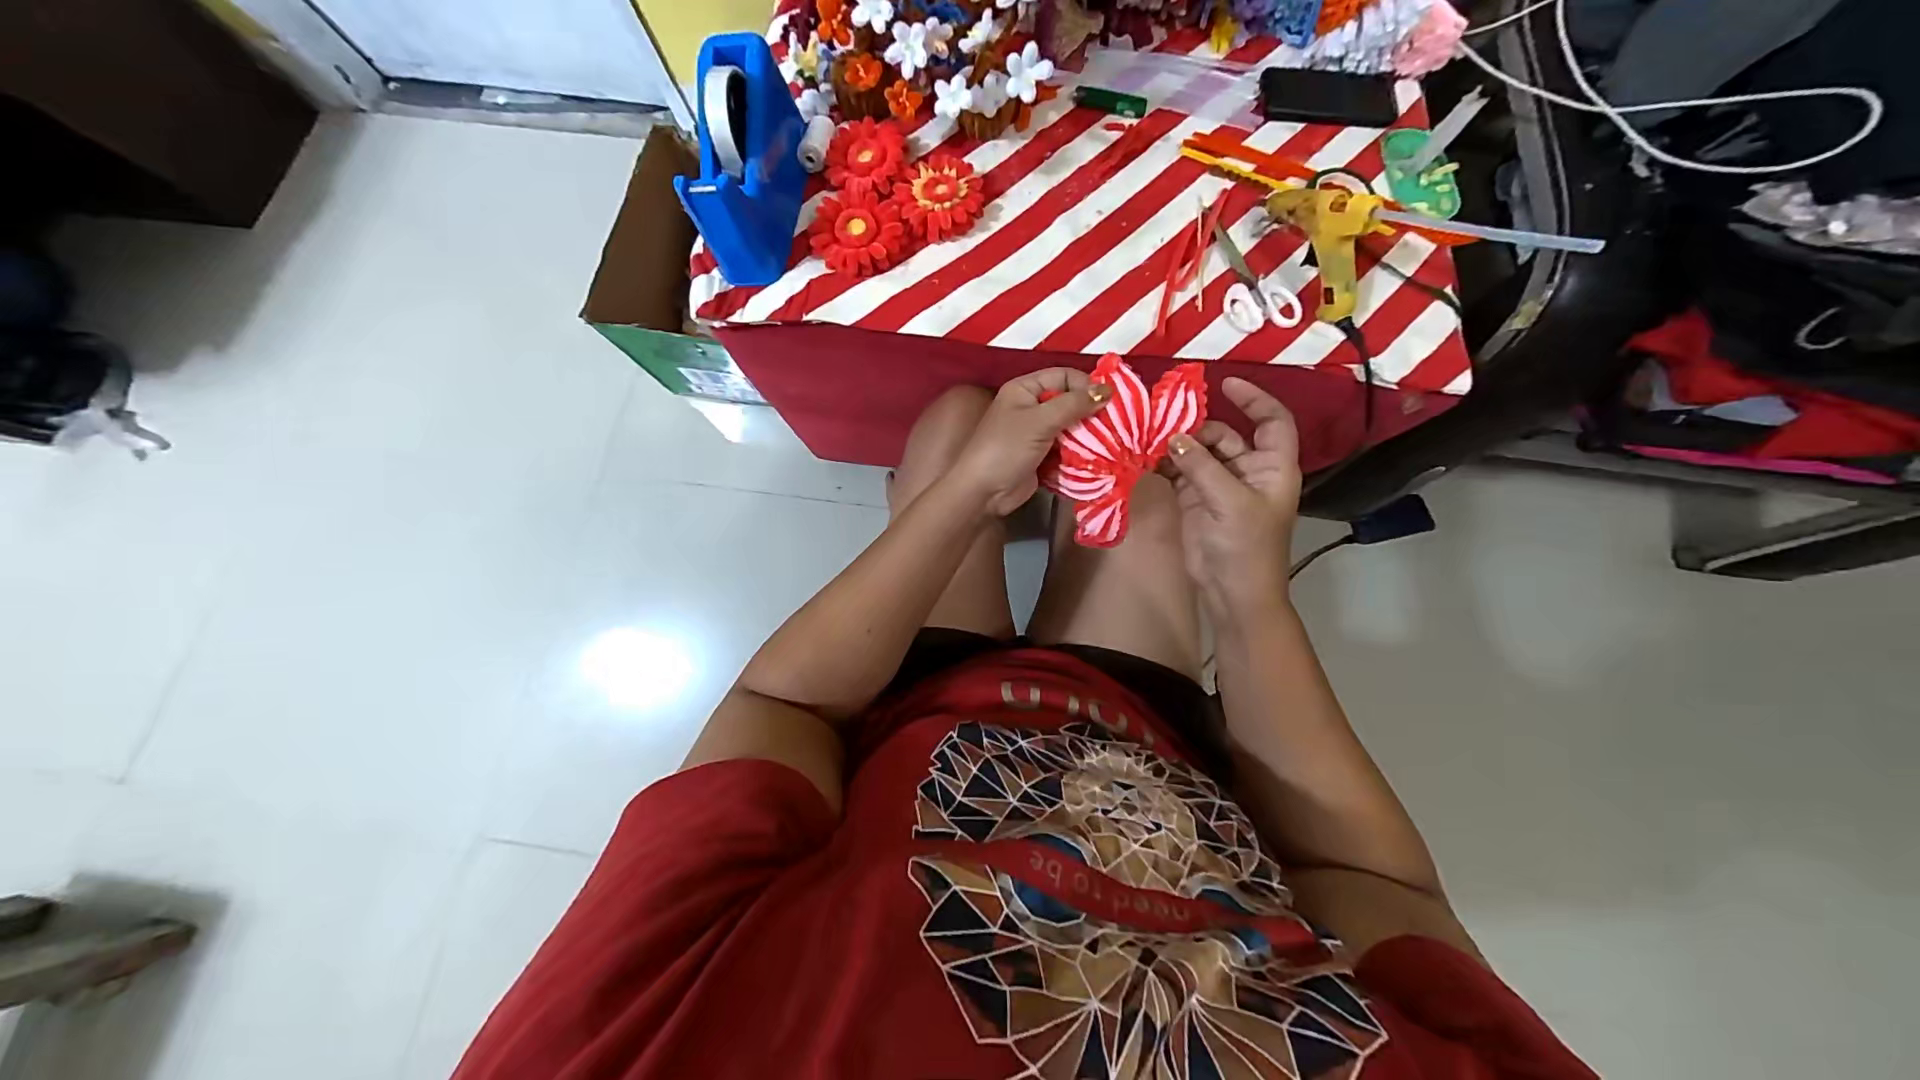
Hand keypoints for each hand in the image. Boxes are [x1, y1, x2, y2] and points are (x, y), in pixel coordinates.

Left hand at [948, 368, 1112, 516]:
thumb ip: (1073, 404)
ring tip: (1111, 441)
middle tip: (1115, 422)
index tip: (1108, 400)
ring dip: (1089, 435)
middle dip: (1090, 412)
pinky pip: (1067, 449)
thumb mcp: (1040, 421)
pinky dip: (1081, 452)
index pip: (1063, 376)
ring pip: (1071, 427)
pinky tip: (1098, 457)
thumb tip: (1106, 390)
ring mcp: (1036, 433)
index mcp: (1024, 389)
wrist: (983, 493)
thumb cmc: (1005, 449)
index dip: (1086, 385)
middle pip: (1070, 401)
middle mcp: (1030, 407)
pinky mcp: (1042, 456)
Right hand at [1163, 377, 1301, 624]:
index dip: (1255, 399)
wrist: (1233, 592)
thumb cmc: (1247, 547)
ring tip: (1148, 438)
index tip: (1226, 384)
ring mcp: (1219, 486)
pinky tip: (1145, 458)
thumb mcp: (1230, 502)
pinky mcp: (1196, 500)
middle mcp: (1247, 471)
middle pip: (1225, 435)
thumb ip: (1201, 466)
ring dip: (1176, 445)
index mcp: (1272, 467)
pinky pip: (1180, 473)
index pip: (1272, 421)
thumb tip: (1173, 437)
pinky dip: (1165, 465)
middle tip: (1164, 422)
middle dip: (1198, 428)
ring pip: (1198, 453)